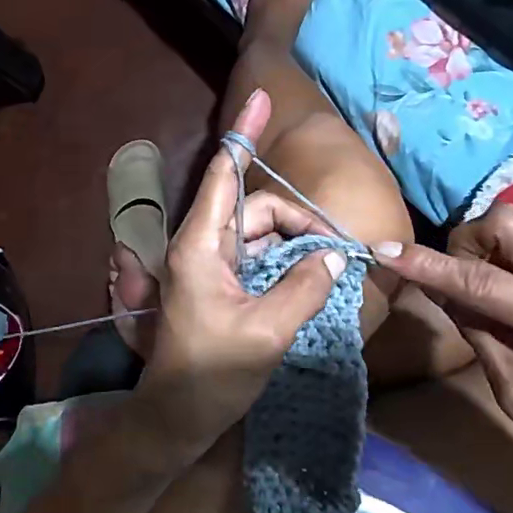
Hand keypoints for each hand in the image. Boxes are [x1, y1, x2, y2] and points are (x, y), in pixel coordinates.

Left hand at [126, 90, 345, 466]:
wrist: (178, 416)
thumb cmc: (214, 374)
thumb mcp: (267, 331)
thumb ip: (304, 286)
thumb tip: (334, 254)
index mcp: (201, 246)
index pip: (223, 175)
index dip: (243, 134)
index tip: (260, 96)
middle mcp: (201, 245)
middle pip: (253, 206)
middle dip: (295, 218)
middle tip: (332, 252)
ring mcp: (209, 263)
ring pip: (258, 231)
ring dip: (292, 241)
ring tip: (324, 267)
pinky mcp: (219, 282)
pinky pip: (256, 254)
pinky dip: (284, 258)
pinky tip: (307, 275)